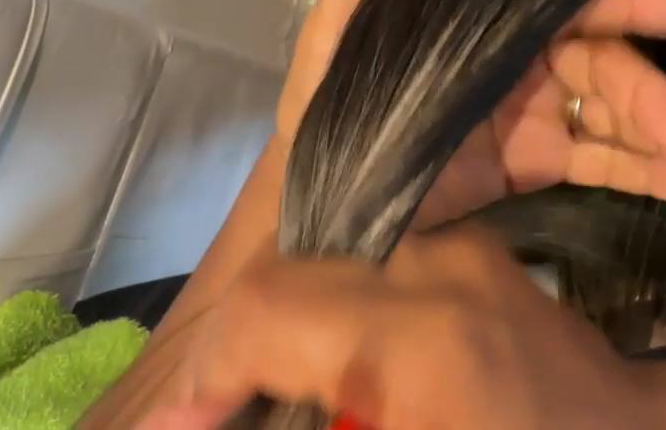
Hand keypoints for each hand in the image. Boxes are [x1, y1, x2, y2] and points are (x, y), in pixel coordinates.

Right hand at [138, 228, 665, 429]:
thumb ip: (326, 415)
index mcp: (422, 337)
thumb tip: (223, 408)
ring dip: (299, 330)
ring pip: (339, 266)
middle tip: (235, 414)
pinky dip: (348, 317)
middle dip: (247, 351)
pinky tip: (356, 370)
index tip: (183, 429)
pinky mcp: (482, 259)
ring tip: (293, 394)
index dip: (204, 375)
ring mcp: (469, 253)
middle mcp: (442, 267)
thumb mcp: (409, 422)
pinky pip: (385, 271)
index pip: (267, 305)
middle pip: (296, 273)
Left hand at [279, 0, 665, 229]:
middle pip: (606, 58)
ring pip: (616, 110)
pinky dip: (649, 169)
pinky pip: (604, 158)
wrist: (328, 207)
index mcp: (491, 4)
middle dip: (656, 91)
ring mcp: (543, 102)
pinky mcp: (547, 155)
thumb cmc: (336, 104)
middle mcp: (528, 45)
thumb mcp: (343, 41)